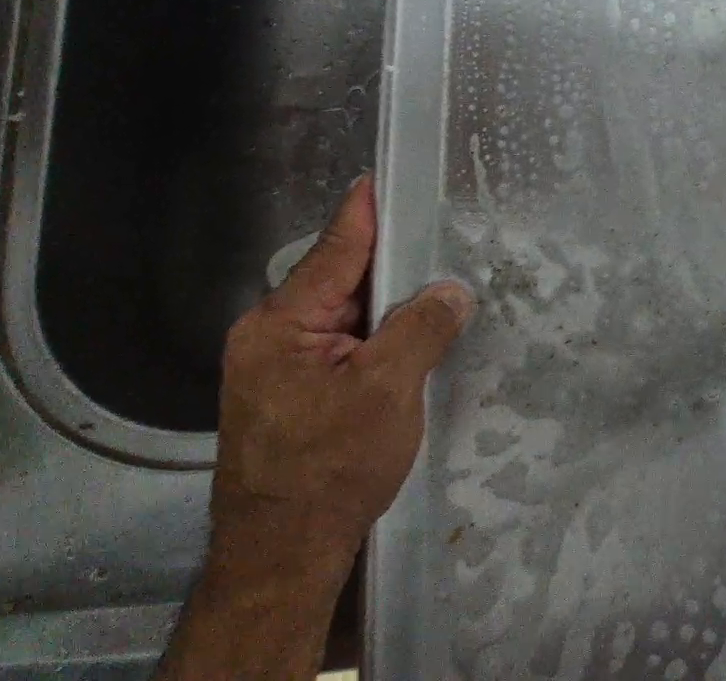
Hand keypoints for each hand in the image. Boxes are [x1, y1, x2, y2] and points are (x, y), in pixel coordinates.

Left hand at [213, 174, 474, 556]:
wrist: (286, 551)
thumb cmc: (331, 466)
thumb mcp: (386, 391)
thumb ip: (421, 329)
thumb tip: (452, 288)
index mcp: (280, 326)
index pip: (334, 251)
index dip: (364, 213)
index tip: (381, 174)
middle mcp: (273, 337)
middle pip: (343, 280)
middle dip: (393, 260)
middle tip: (442, 230)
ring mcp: (282, 367)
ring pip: (349, 314)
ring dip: (393, 302)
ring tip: (442, 279)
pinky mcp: (299, 392)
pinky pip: (348, 343)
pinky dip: (384, 333)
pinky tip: (418, 332)